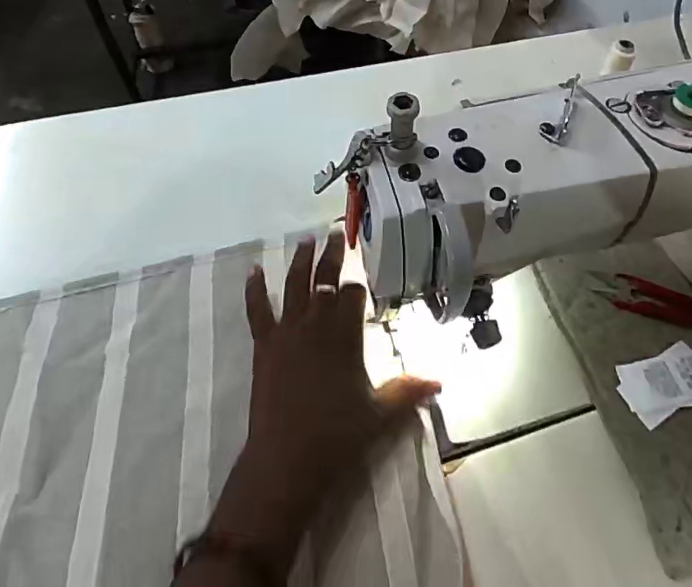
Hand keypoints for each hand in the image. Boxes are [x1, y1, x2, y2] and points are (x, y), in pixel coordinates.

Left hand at [193, 232, 439, 581]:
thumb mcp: (380, 416)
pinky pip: (257, 310)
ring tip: (305, 240)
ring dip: (300, 261)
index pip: (352, 296)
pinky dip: (254, 289)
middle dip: (332, 256)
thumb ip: (407, 392)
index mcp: (344, 337)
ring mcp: (286, 332)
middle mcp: (315, 325)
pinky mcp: (263, 344)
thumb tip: (438, 382)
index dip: (357, 285)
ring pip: (293, 286)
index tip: (360, 275)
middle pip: (324, 281)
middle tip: (336, 233)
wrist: (287, 457)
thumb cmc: (338, 436)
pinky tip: (253, 271)